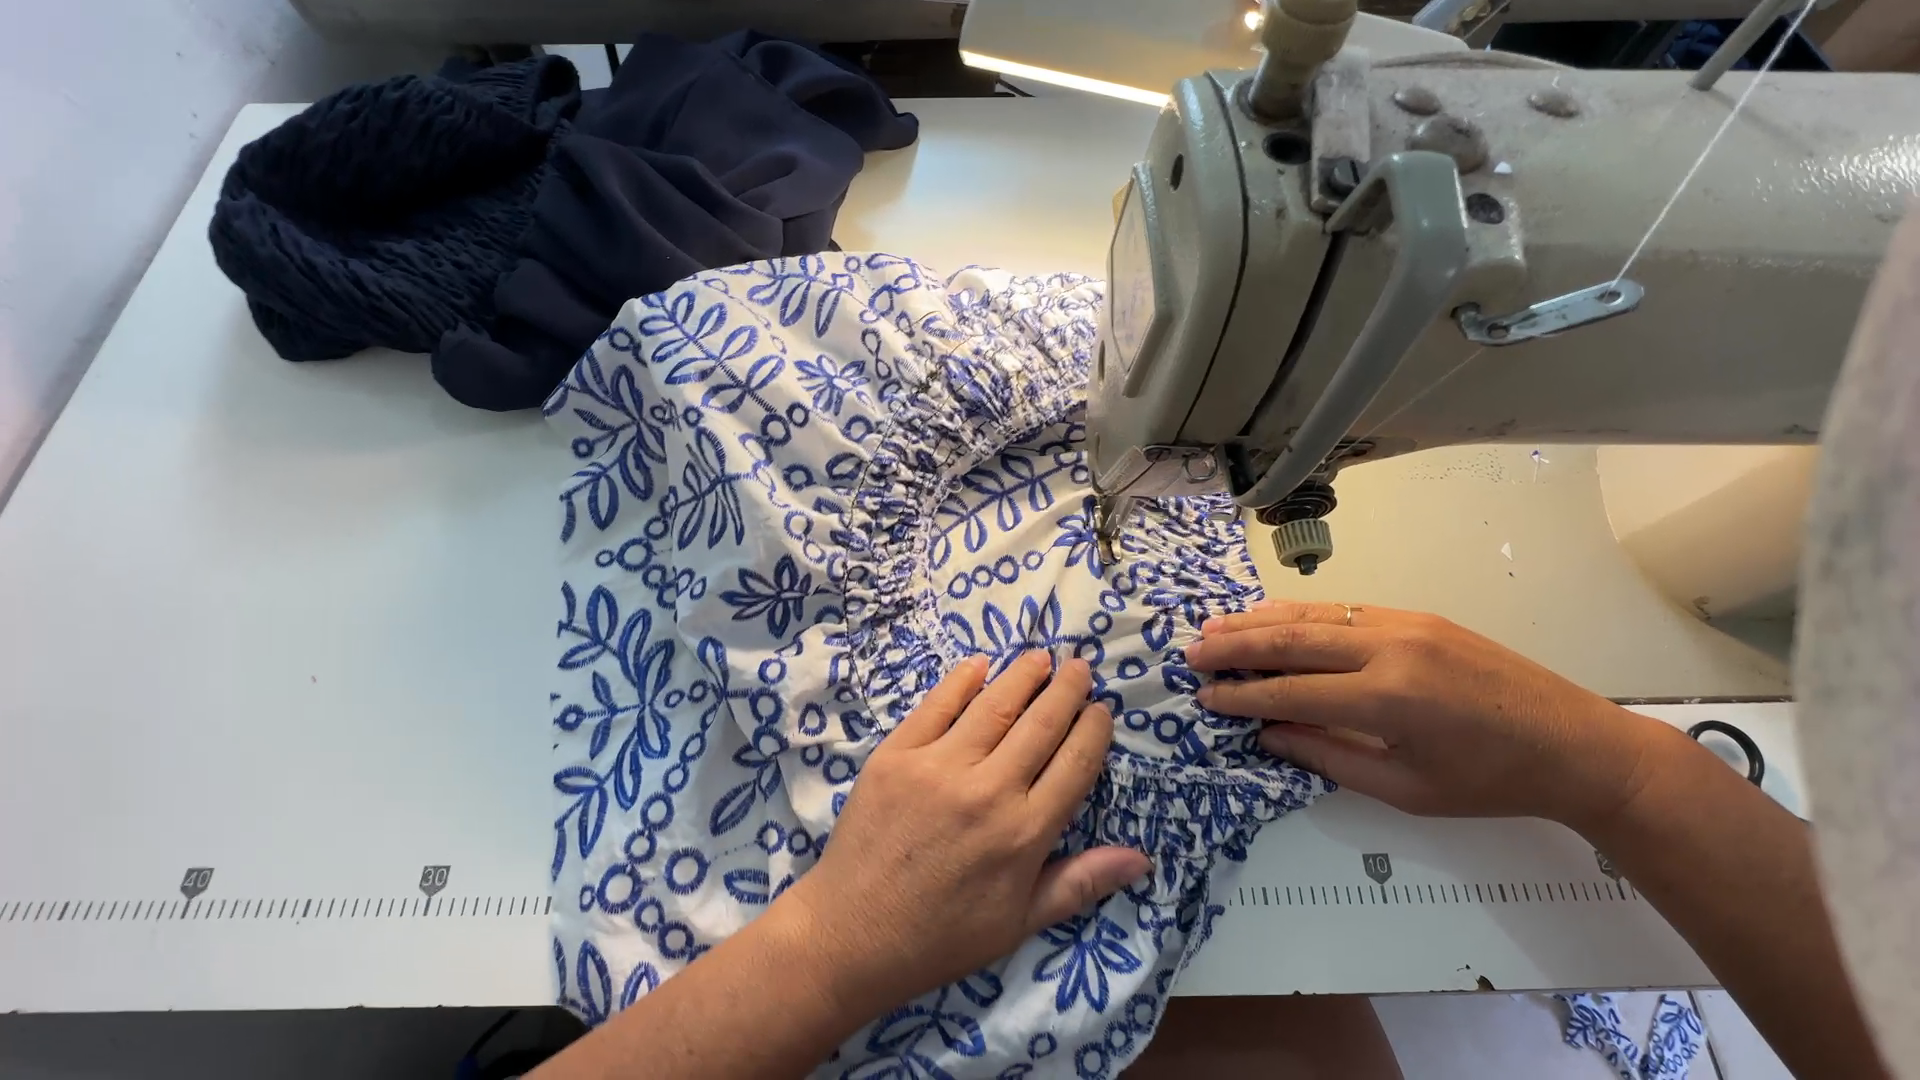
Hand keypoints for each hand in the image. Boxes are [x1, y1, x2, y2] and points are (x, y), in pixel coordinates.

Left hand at [778, 651, 1149, 1017]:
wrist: (852, 934)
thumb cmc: (941, 936)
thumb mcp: (1019, 923)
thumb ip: (1080, 883)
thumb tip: (1143, 857)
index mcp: (1024, 833)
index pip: (1075, 762)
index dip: (1093, 729)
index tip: (1101, 708)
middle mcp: (988, 790)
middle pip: (1041, 724)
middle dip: (1067, 690)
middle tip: (1080, 666)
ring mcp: (938, 767)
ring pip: (994, 705)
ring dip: (1023, 674)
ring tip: (1041, 656)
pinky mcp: (896, 754)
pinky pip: (936, 705)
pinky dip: (962, 680)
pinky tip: (980, 663)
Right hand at [1185, 601, 1674, 830]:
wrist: (1577, 745)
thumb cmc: (1489, 782)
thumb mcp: (1405, 788)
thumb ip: (1328, 756)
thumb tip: (1266, 734)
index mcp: (1388, 700)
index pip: (1292, 692)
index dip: (1242, 696)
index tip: (1205, 697)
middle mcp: (1389, 649)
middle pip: (1292, 639)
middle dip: (1236, 647)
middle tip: (1191, 653)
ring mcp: (1404, 623)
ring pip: (1313, 614)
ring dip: (1258, 620)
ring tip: (1214, 627)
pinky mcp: (1416, 615)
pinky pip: (1343, 608)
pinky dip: (1299, 612)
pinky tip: (1270, 615)